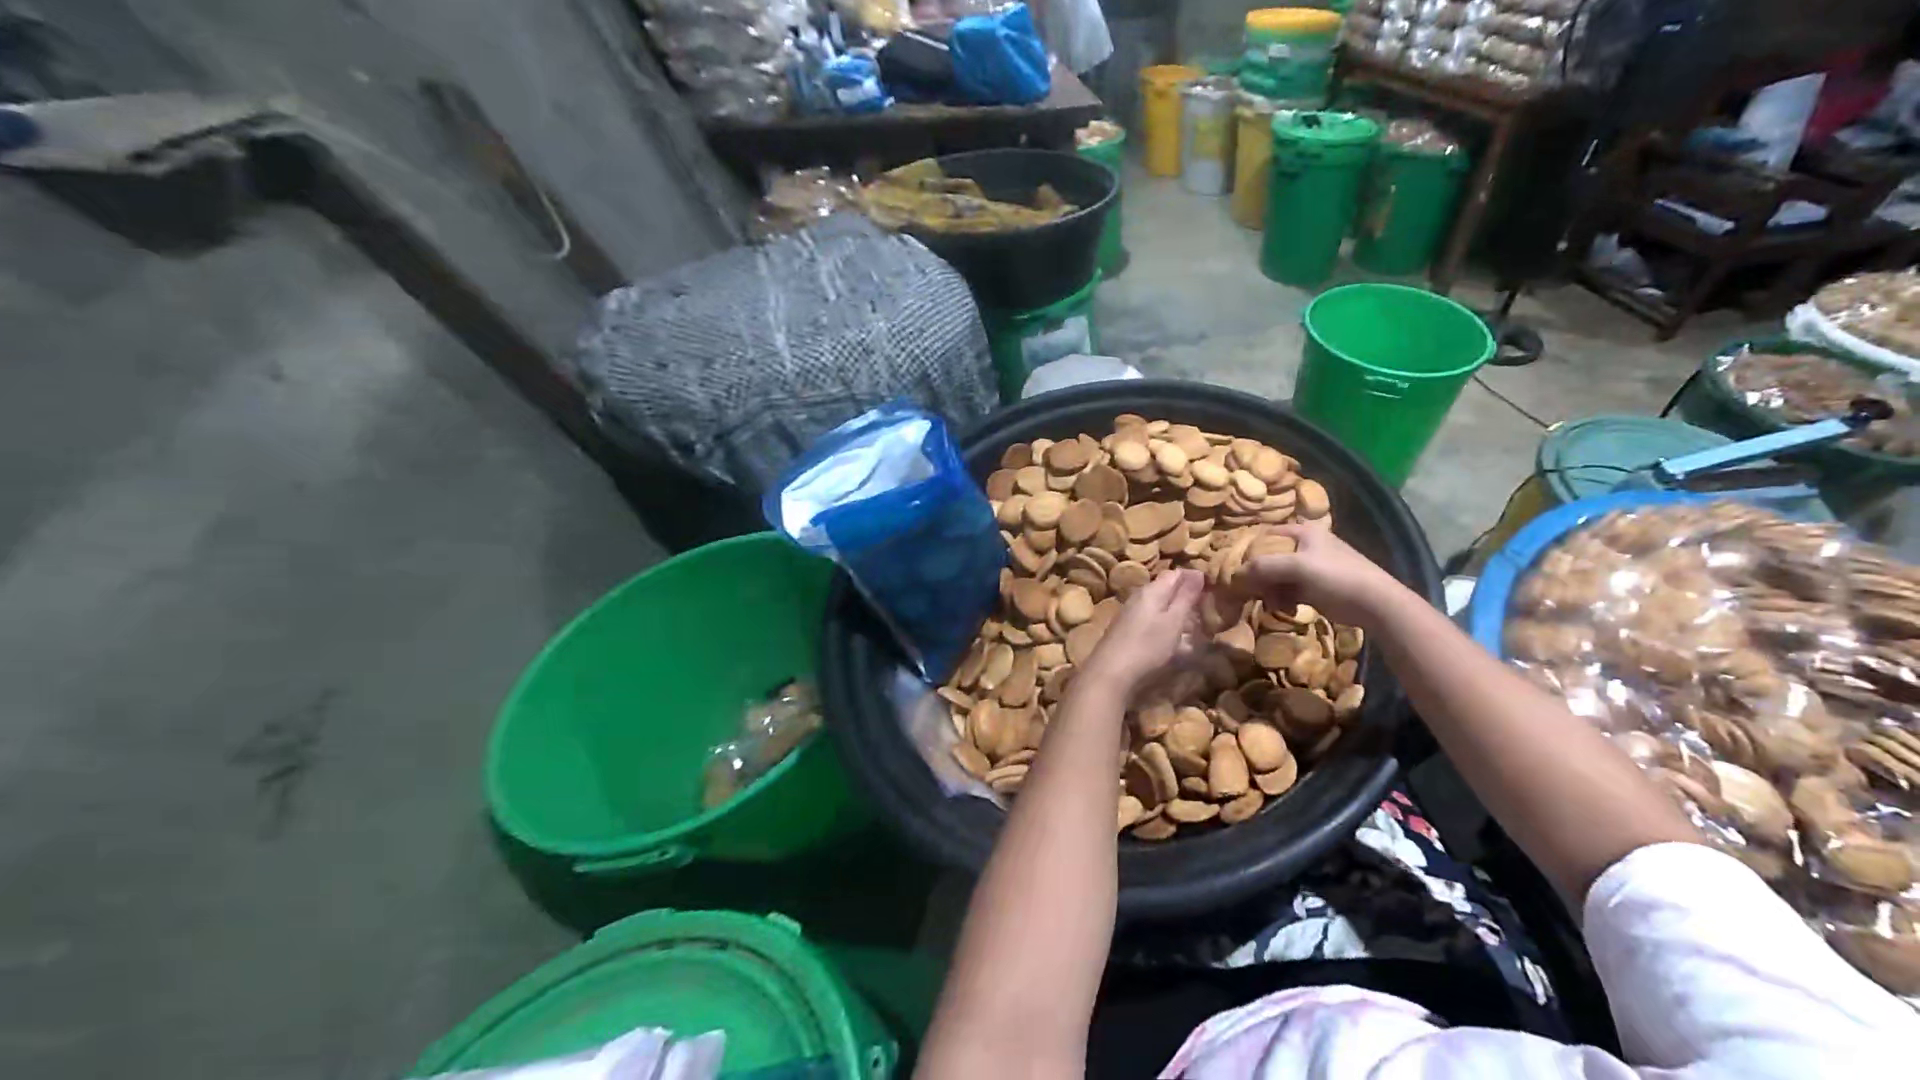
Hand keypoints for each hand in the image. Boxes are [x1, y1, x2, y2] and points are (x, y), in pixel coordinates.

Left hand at [1078, 569, 1204, 697]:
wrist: (1111, 672)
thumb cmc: (1147, 645)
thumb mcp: (1173, 621)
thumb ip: (1186, 596)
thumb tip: (1197, 571)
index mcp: (1152, 590)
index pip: (1176, 573)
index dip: (1194, 578)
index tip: (1213, 589)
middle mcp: (1139, 596)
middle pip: (1167, 588)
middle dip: (1187, 596)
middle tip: (1207, 609)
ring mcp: (1131, 612)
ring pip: (1159, 604)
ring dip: (1177, 612)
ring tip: (1196, 626)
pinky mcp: (1127, 628)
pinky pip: (1152, 619)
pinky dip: (1165, 624)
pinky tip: (1173, 637)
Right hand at [1238, 525, 1402, 627]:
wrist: (1375, 603)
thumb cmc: (1336, 577)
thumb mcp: (1297, 567)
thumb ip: (1263, 566)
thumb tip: (1235, 575)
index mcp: (1302, 531)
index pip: (1264, 536)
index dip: (1248, 552)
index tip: (1236, 570)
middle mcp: (1304, 545)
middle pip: (1268, 558)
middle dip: (1259, 576)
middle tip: (1252, 592)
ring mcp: (1309, 567)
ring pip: (1276, 576)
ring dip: (1269, 591)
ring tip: (1273, 604)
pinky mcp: (1313, 587)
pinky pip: (1286, 590)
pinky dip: (1281, 599)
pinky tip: (1284, 609)